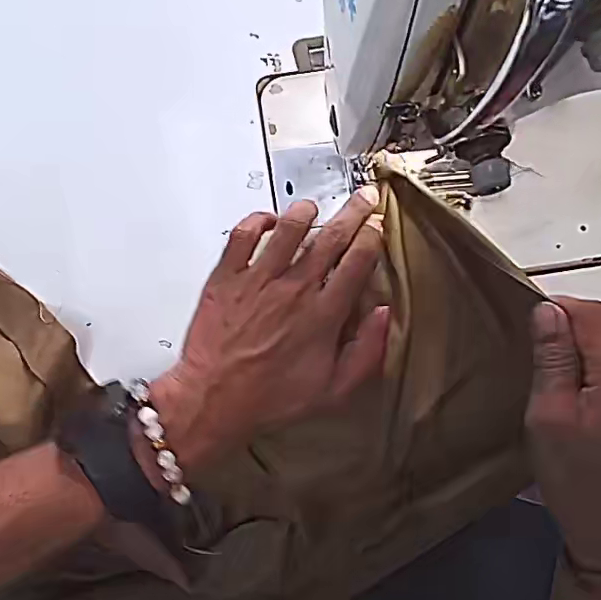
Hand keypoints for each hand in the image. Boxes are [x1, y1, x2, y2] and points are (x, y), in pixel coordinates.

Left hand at [151, 190, 390, 467]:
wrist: (214, 401)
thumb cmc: (270, 400)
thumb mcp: (334, 391)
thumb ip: (367, 352)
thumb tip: (386, 315)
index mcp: (323, 315)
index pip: (357, 262)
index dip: (372, 237)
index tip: (378, 226)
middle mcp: (293, 290)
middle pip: (331, 238)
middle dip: (353, 213)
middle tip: (363, 198)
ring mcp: (258, 281)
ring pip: (289, 229)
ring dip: (306, 212)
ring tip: (314, 207)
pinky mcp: (226, 278)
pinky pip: (243, 235)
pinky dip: (257, 221)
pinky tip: (267, 220)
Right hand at [527, 297, 600, 570]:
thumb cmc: (580, 486)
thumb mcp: (548, 421)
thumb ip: (553, 361)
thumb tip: (549, 311)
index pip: (594, 313)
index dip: (560, 308)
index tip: (531, 322)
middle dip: (577, 331)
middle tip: (540, 356)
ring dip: (596, 355)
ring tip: (564, 383)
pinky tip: (594, 403)